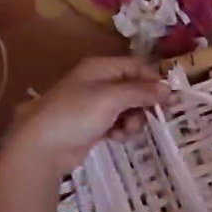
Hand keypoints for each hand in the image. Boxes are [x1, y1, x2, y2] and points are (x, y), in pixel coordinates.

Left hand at [9, 57, 168, 175]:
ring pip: (128, 108)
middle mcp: (98, 82)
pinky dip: (121, 130)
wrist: (43, 146)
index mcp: (100, 67)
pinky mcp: (92, 125)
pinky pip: (117, 123)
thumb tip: (168, 89)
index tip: (168, 98)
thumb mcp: (111, 99)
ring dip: (133, 120)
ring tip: (127, 131)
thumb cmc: (76, 114)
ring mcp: (94, 104)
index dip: (153, 80)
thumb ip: (141, 92)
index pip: (136, 66)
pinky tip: (116, 138)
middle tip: (152, 118)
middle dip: (144, 103)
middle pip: (134, 88)